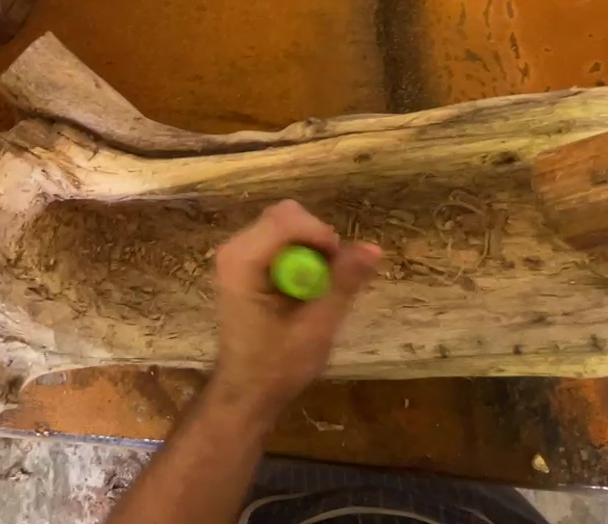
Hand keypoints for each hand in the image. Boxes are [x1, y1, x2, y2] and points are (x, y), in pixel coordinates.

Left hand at [207, 200, 380, 422]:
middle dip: (316, 239)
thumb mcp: (317, 328)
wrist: (247, 390)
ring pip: (285, 224)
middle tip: (332, 278)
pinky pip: (280, 238)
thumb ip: (342, 284)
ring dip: (311, 247)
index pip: (285, 220)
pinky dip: (301, 253)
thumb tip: (373, 247)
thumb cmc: (277, 366)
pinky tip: (306, 285)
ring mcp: (237, 252)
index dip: (319, 234)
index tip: (341, 262)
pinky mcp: (245, 260)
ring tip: (319, 287)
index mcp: (241, 261)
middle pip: (284, 216)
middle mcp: (233, 247)